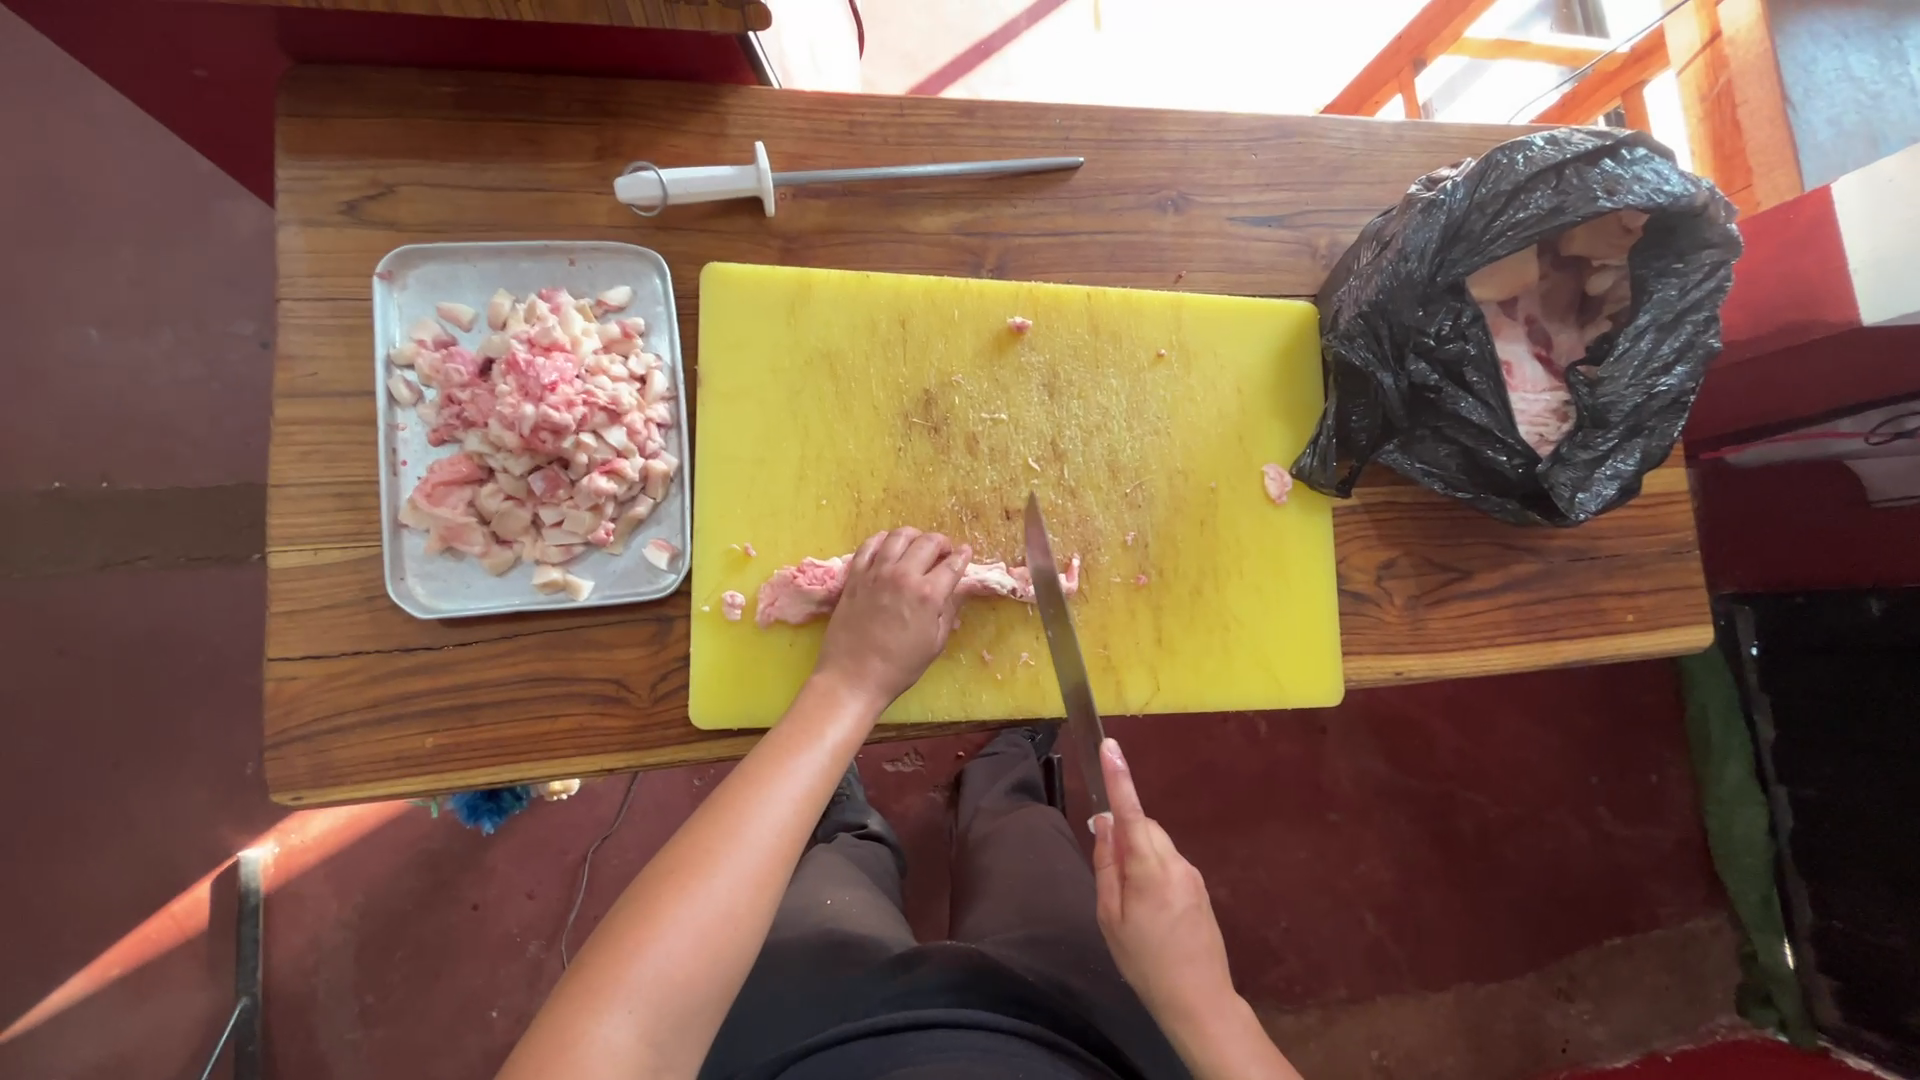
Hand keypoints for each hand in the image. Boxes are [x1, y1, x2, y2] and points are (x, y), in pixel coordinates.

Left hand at [813, 528, 970, 712]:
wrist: (853, 676)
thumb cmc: (900, 667)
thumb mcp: (935, 642)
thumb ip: (949, 609)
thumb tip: (961, 588)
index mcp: (928, 594)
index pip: (952, 564)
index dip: (963, 556)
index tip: (965, 553)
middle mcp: (904, 576)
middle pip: (928, 542)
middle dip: (941, 542)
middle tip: (944, 550)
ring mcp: (876, 573)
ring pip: (899, 536)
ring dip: (914, 536)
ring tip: (918, 544)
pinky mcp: (855, 575)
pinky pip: (869, 545)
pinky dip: (882, 539)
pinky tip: (888, 545)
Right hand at [1091, 738, 1237, 1031]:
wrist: (1199, 1000)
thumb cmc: (1144, 962)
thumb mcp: (1109, 918)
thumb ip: (1106, 865)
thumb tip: (1104, 823)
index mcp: (1148, 870)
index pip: (1131, 811)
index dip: (1119, 777)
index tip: (1110, 746)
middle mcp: (1175, 862)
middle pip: (1144, 825)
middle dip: (1125, 833)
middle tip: (1110, 874)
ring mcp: (1191, 873)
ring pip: (1156, 844)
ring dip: (1139, 855)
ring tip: (1132, 903)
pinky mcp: (1200, 886)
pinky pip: (1168, 861)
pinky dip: (1152, 869)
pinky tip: (1150, 910)